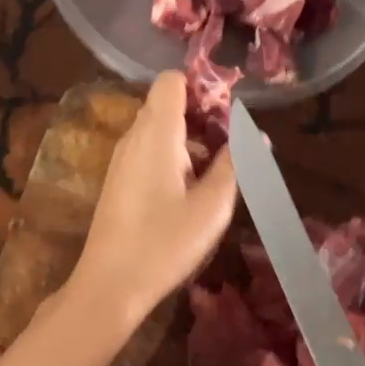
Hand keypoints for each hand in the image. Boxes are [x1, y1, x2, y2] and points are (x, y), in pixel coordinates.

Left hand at [67, 72, 237, 323]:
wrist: (109, 285)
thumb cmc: (165, 242)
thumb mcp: (213, 205)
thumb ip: (236, 163)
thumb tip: (254, 134)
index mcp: (156, 132)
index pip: (172, 80)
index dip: (202, 87)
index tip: (228, 114)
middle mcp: (135, 136)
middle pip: (168, 103)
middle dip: (202, 115)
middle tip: (231, 146)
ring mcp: (123, 158)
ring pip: (159, 128)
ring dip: (190, 139)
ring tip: (217, 172)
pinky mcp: (119, 180)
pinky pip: (149, 150)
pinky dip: (173, 156)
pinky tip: (191, 191)